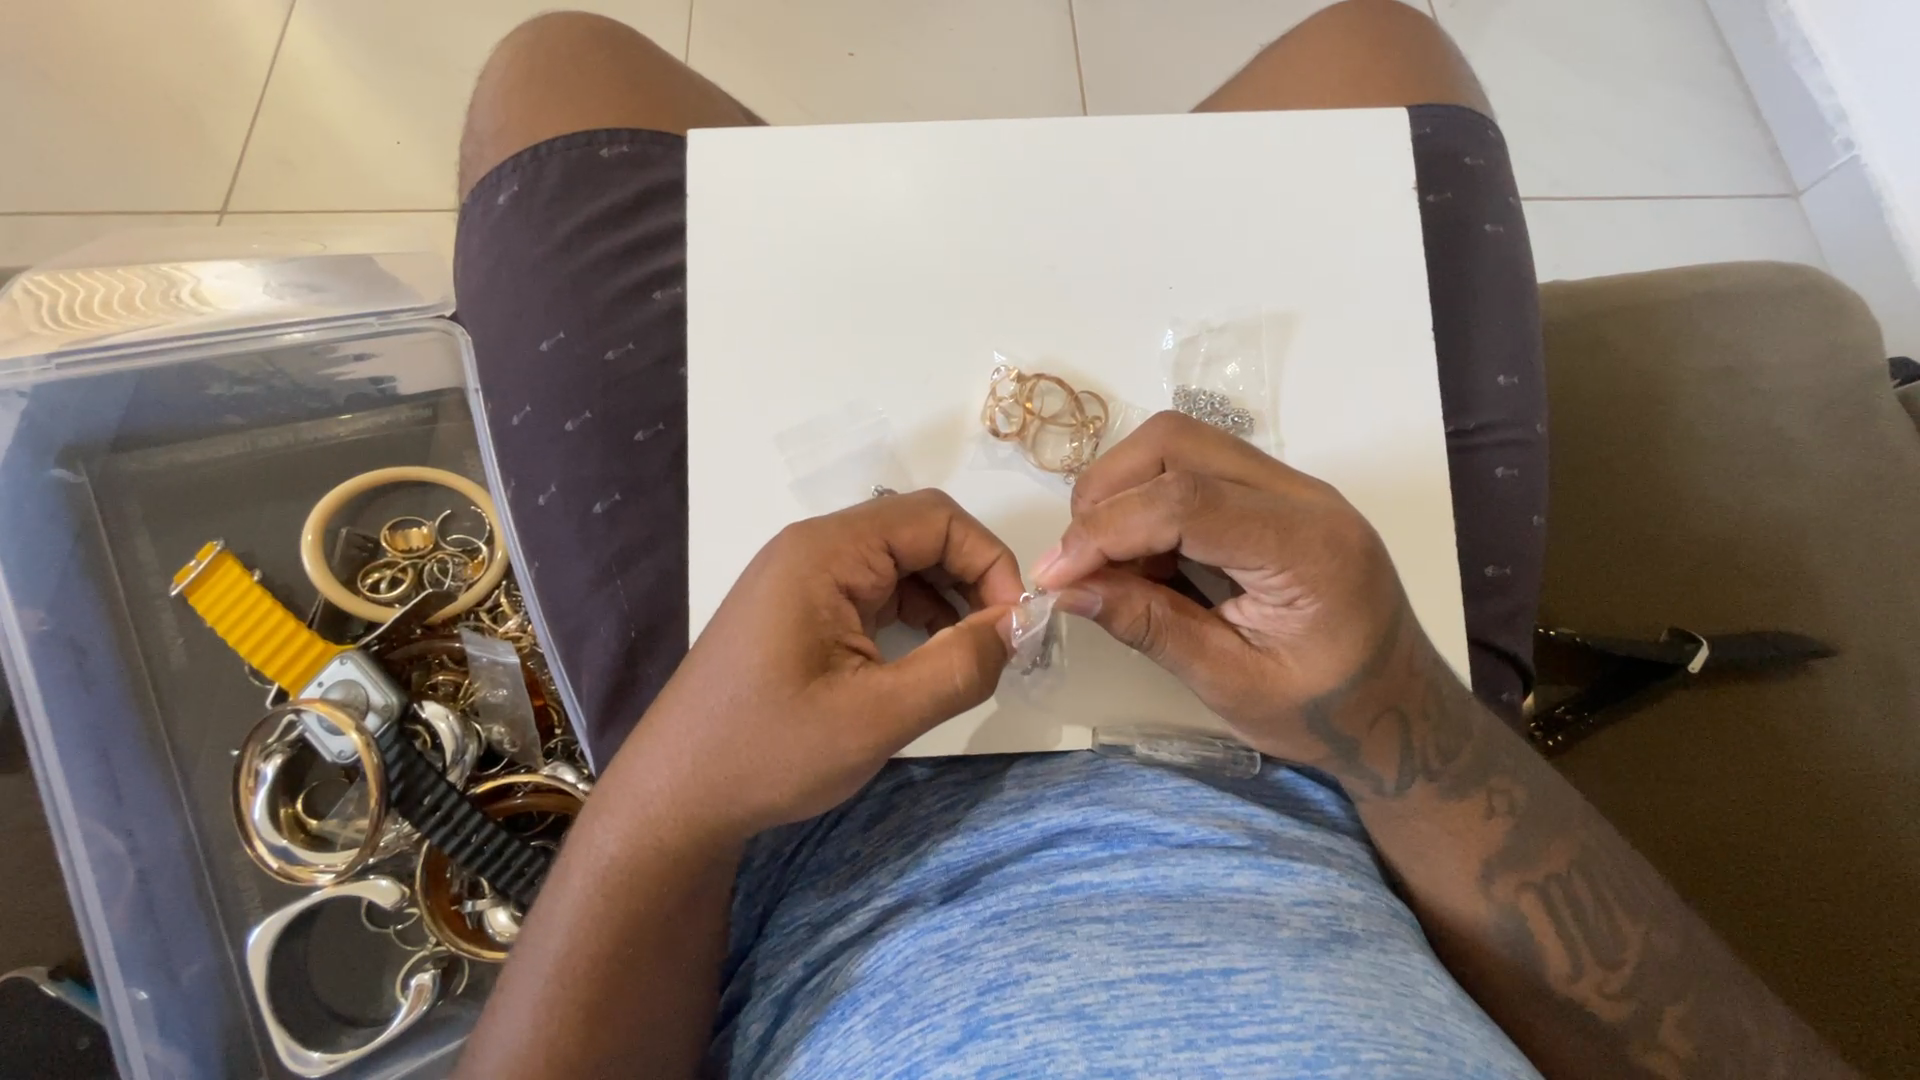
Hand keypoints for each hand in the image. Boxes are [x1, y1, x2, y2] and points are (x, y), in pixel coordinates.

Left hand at [608, 489, 1023, 840]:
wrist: (676, 797)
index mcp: (826, 552)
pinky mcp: (801, 609)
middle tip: (999, 642)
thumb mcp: (877, 717)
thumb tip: (1018, 627)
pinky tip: (927, 659)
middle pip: (918, 534)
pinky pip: (875, 591)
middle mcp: (814, 549)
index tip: (1013, 624)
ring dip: (946, 599)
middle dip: (972, 579)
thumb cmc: (768, 753)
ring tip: (970, 655)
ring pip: (900, 564)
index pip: (935, 518)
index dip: (989, 560)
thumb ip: (958, 667)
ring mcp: (804, 578)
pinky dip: (914, 616)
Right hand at [1032, 412, 1425, 761]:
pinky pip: (1193, 468)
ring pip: (1180, 443)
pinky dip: (1147, 503)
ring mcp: (1290, 488)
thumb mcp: (1229, 684)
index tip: (1055, 576)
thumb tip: (1065, 590)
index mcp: (1306, 548)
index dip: (1105, 530)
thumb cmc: (1324, 713)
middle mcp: (1302, 495)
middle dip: (1108, 492)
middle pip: (1177, 441)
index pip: (1186, 501)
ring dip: (1123, 492)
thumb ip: (1148, 626)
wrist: (1398, 710)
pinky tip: (1145, 560)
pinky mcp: (1273, 495)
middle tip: (1080, 562)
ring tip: (1111, 564)